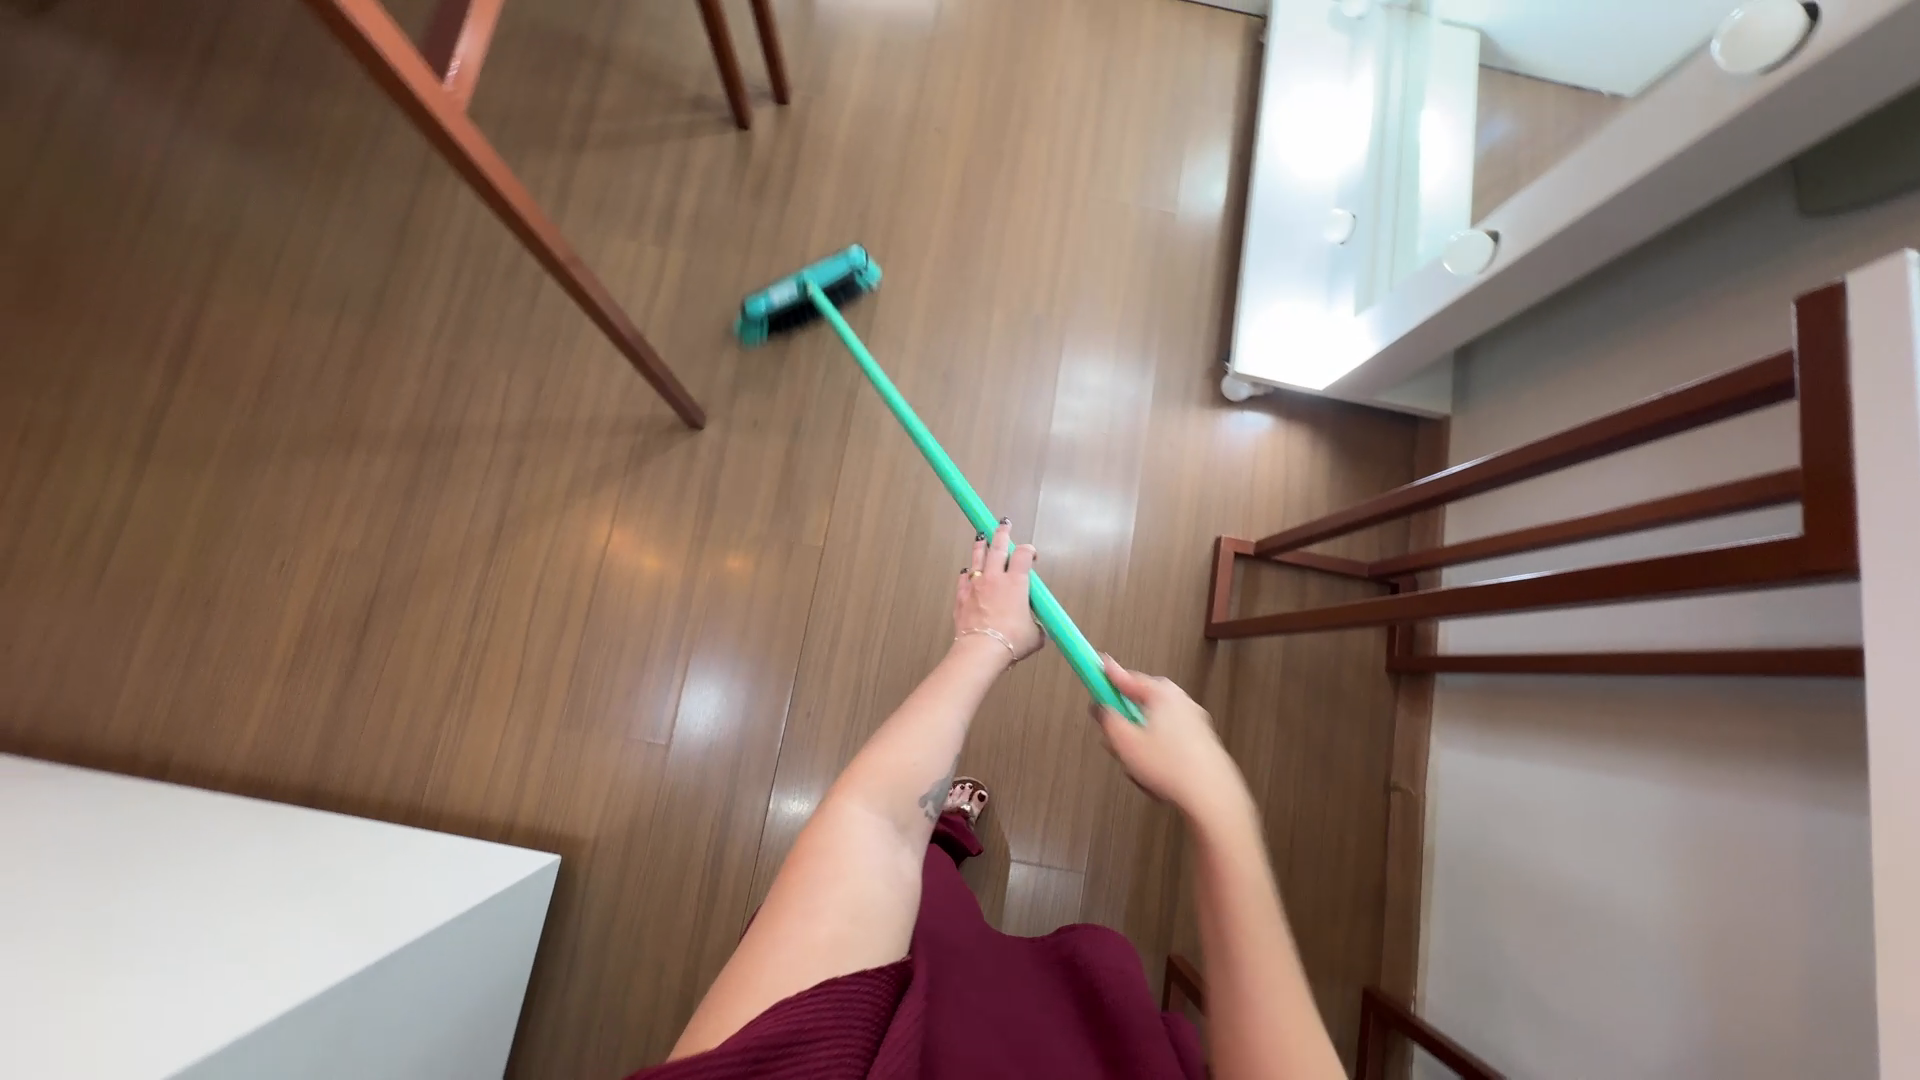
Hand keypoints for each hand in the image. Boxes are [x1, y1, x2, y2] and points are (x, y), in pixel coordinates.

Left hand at [953, 520, 1044, 661]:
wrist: (981, 650)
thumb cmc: (1010, 641)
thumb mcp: (1035, 634)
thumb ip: (1037, 625)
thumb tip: (1037, 627)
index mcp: (1016, 583)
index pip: (1024, 555)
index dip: (1029, 550)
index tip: (1031, 554)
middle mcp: (995, 578)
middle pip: (998, 547)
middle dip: (1002, 533)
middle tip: (1003, 524)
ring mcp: (976, 585)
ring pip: (978, 558)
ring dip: (980, 546)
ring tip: (981, 537)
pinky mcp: (962, 596)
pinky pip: (964, 578)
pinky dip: (967, 573)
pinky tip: (967, 572)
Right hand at [1090, 656, 1251, 822]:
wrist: (1211, 796)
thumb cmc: (1174, 768)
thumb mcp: (1125, 742)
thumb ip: (1107, 719)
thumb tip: (1100, 709)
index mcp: (1162, 694)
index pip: (1126, 677)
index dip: (1106, 675)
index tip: (1094, 669)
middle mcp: (1180, 702)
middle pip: (1139, 702)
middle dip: (1124, 720)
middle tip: (1114, 736)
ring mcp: (1193, 721)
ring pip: (1152, 725)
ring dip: (1140, 742)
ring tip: (1137, 765)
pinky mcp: (1200, 742)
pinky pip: (1168, 742)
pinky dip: (1157, 754)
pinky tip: (1154, 774)